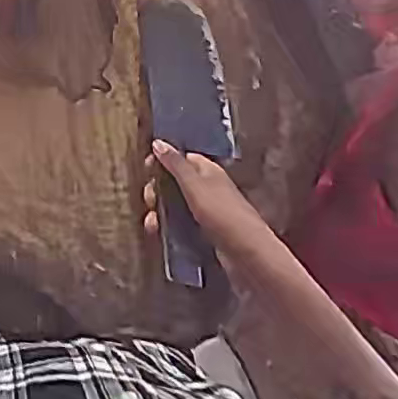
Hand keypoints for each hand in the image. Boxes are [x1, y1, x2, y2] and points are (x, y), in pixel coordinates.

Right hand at [141, 139, 272, 248]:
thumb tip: (158, 142)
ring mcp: (207, 212)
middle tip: (150, 198)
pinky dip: (167, 226)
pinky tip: (157, 231)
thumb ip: (175, 164)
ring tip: (151, 219)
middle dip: (158, 189)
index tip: (147, 169)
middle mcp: (207, 188)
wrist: (250, 257)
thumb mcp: (195, 185)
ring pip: (175, 204)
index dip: (163, 161)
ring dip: (160, 210)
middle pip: (175, 181)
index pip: (181, 158)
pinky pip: (180, 224)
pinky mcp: (205, 232)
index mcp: (207, 171)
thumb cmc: (223, 214)